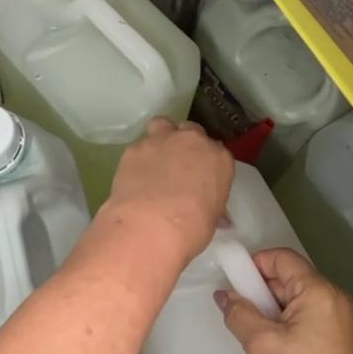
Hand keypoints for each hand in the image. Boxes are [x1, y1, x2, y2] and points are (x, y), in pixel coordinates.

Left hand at [103, 117, 233, 261]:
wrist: (151, 225)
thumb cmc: (192, 228)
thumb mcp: (212, 218)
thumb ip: (213, 206)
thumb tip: (218, 216)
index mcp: (218, 158)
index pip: (217, 151)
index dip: (206, 162)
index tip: (200, 176)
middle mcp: (192, 141)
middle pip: (191, 130)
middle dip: (186, 144)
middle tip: (178, 166)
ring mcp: (162, 140)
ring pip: (163, 124)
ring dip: (161, 137)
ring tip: (155, 160)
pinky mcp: (135, 148)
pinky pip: (139, 147)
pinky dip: (139, 158)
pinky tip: (134, 176)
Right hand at [218, 248, 352, 353]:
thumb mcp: (261, 344)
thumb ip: (238, 313)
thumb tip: (224, 295)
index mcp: (317, 290)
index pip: (281, 258)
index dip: (254, 265)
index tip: (235, 287)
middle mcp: (332, 297)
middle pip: (286, 280)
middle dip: (260, 297)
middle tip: (243, 322)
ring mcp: (338, 319)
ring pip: (292, 303)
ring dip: (270, 318)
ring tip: (257, 346)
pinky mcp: (337, 338)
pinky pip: (304, 320)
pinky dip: (285, 330)